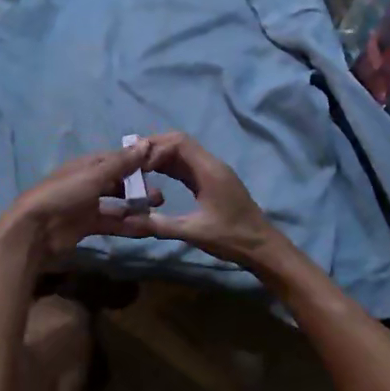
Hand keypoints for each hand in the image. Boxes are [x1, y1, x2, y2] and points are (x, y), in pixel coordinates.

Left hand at [0, 142, 163, 263]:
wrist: (34, 231)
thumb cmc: (63, 195)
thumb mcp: (93, 175)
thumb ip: (121, 163)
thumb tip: (145, 143)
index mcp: (86, 166)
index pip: (115, 159)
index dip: (135, 162)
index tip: (158, 166)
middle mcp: (87, 183)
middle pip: (117, 182)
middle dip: (138, 187)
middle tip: (159, 197)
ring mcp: (86, 205)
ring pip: (117, 204)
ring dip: (135, 207)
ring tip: (156, 211)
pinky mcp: (86, 226)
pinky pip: (112, 222)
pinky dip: (128, 225)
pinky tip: (147, 228)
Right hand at [126, 132, 281, 265]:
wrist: (262, 247)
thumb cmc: (231, 238)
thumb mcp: (193, 232)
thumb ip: (160, 224)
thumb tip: (127, 220)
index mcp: (209, 170)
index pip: (179, 143)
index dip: (155, 148)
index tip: (136, 164)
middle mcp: (212, 165)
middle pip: (180, 143)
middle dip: (155, 147)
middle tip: (130, 159)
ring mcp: (213, 173)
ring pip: (184, 154)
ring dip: (161, 156)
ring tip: (136, 166)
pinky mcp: (212, 182)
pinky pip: (188, 166)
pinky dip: (170, 167)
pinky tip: (154, 176)